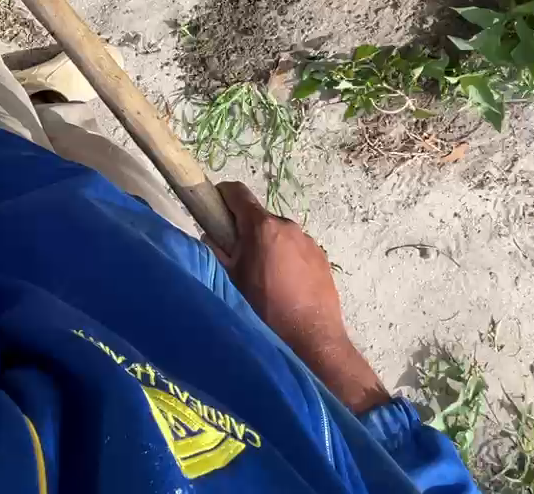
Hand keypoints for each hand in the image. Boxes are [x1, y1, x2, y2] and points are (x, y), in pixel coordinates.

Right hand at [213, 182, 390, 413]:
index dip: (222, 195)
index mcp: (261, 227)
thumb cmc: (265, 310)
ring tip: (265, 278)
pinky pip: (296, 248)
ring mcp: (308, 240)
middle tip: (239, 258)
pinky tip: (286, 286)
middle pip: (258, 216)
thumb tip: (212, 237)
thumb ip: (217, 251)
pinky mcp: (322, 257)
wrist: (312, 341)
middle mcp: (287, 225)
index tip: (215, 209)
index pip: (237, 192)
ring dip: (267, 245)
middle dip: (245, 230)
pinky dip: (286, 258)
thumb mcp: (231, 280)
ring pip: (278, 234)